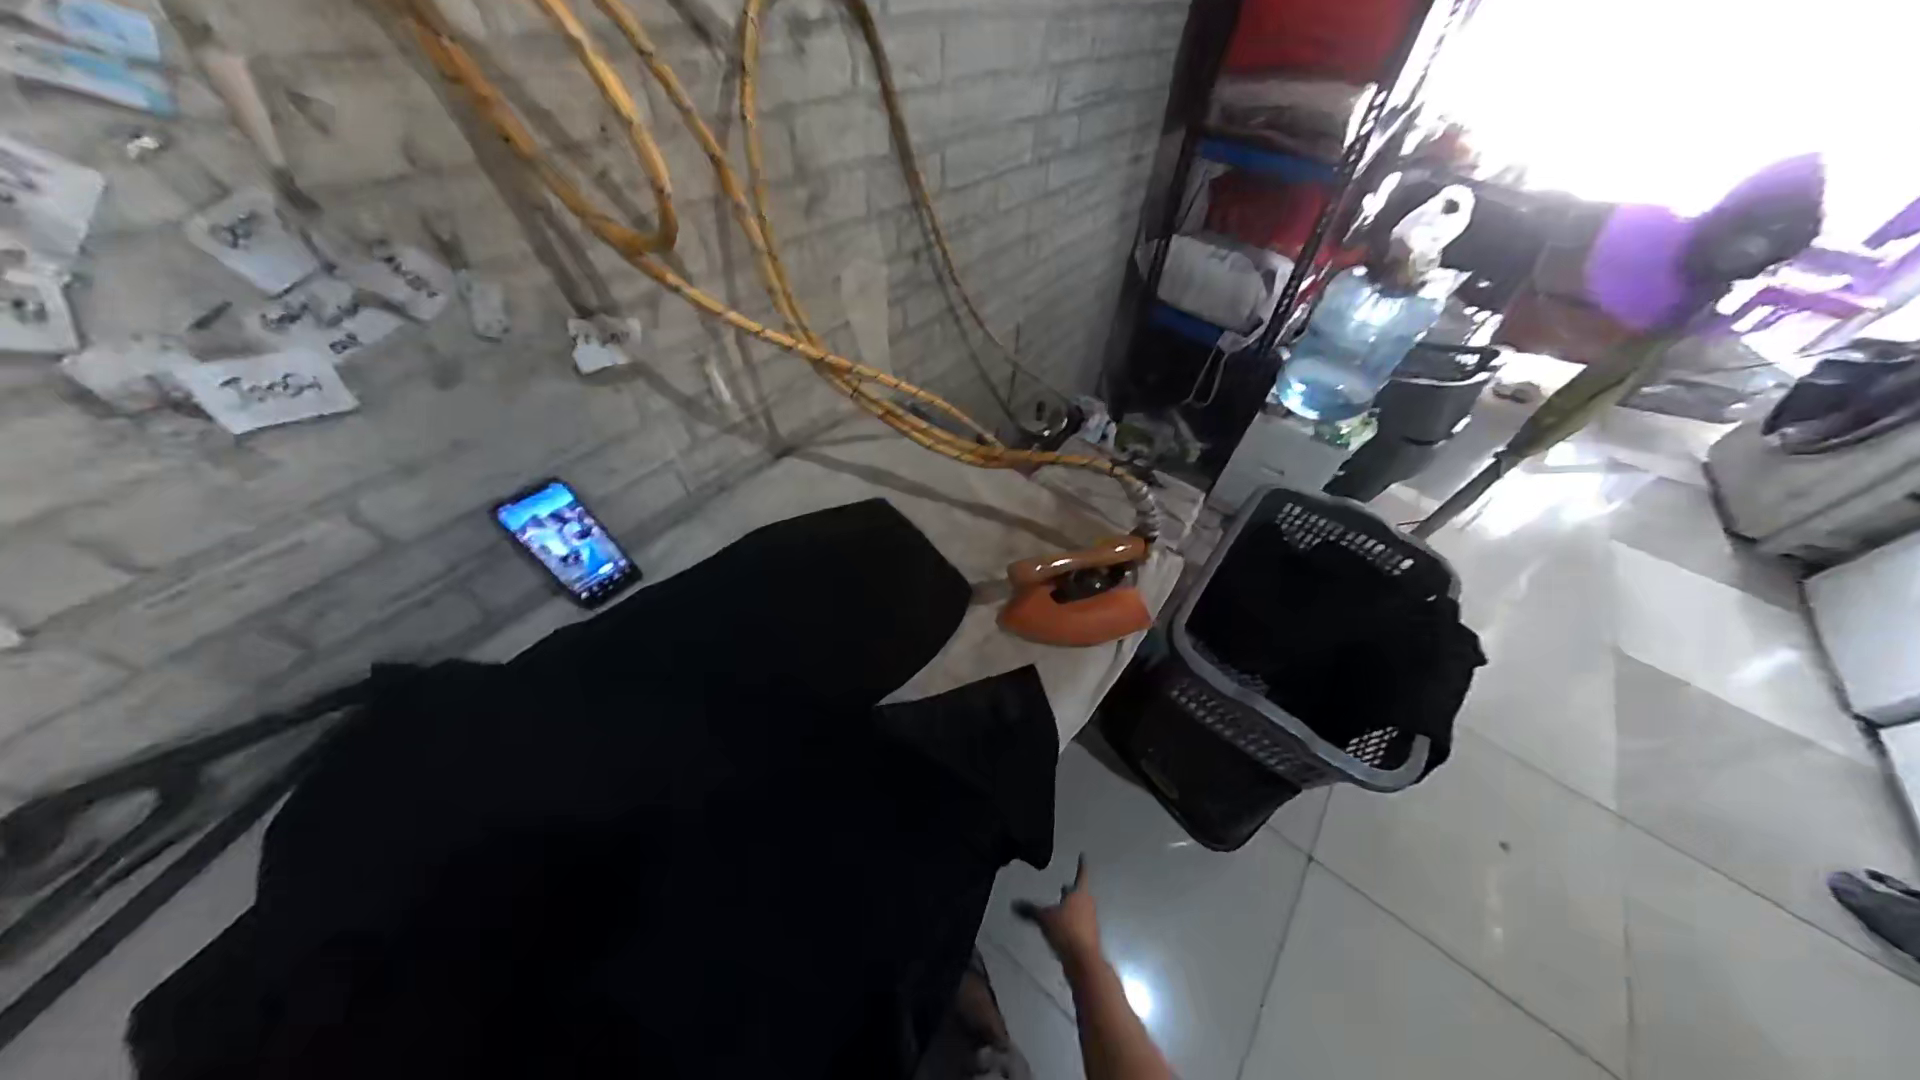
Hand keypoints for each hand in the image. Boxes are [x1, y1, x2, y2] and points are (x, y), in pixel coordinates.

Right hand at [1013, 855, 1100, 966]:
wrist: (1084, 961)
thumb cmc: (1065, 931)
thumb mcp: (1043, 918)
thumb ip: (1029, 910)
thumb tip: (1013, 904)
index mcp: (1079, 894)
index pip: (1081, 874)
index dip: (1081, 865)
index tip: (1083, 855)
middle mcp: (1087, 904)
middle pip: (1080, 893)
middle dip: (1071, 891)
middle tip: (1064, 886)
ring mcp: (1090, 921)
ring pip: (1079, 908)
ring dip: (1070, 907)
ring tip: (1059, 906)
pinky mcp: (1088, 936)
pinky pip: (1078, 923)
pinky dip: (1070, 921)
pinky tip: (1061, 927)